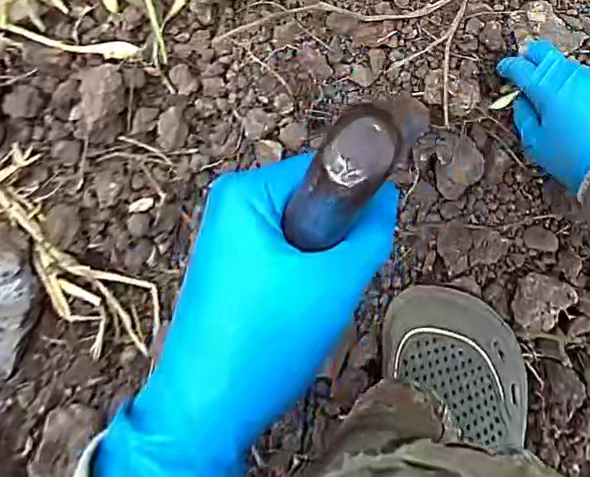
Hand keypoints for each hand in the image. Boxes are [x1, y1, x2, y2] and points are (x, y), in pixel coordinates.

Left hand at [95, 155, 396, 476]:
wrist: (203, 420)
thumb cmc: (261, 346)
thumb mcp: (340, 280)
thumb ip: (374, 230)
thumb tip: (386, 198)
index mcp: (245, 192)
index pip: (324, 169)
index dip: (352, 201)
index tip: (359, 235)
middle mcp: (229, 204)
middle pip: (313, 198)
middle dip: (334, 234)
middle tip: (332, 273)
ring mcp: (225, 235)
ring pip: (302, 226)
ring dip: (319, 256)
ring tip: (311, 294)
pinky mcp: (228, 263)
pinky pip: (284, 247)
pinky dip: (300, 271)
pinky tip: (296, 304)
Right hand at [497, 41, 589, 193]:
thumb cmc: (575, 160)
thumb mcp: (537, 144)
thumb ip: (523, 116)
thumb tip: (522, 100)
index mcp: (546, 88)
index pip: (521, 67)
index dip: (510, 66)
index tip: (506, 69)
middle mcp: (570, 75)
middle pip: (544, 52)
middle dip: (532, 58)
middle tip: (529, 71)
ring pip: (571, 69)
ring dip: (563, 80)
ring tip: (566, 107)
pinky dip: (588, 91)